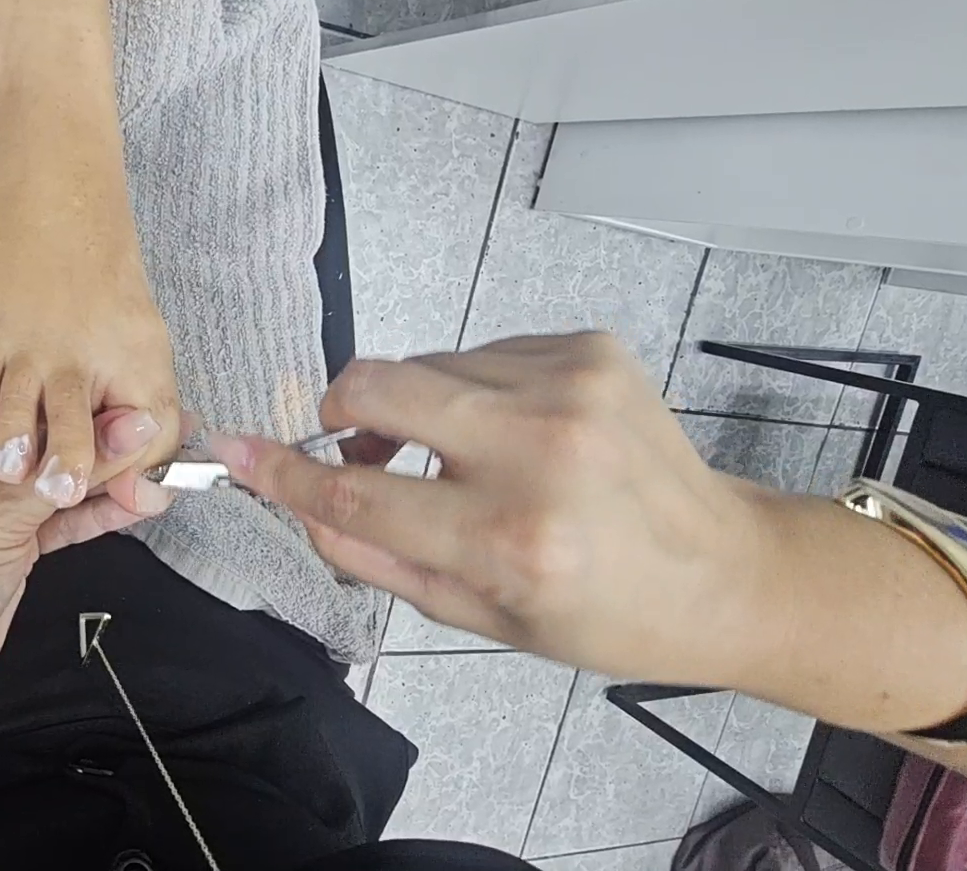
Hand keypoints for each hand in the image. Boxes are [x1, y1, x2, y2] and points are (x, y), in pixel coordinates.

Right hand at [0, 96, 181, 507]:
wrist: (45, 167)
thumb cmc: (100, 258)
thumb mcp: (144, 330)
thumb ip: (146, 406)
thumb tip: (137, 481)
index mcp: (112, 357)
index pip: (102, 452)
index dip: (91, 478)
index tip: (75, 481)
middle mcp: (52, 350)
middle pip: (34, 448)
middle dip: (35, 476)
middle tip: (27, 477)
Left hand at [0, 407, 175, 717]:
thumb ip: (73, 468)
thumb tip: (139, 422)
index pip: (31, 401)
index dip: (91, 401)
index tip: (147, 397)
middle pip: (53, 441)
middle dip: (111, 441)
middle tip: (175, 431)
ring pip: (63, 481)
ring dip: (114, 481)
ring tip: (172, 465)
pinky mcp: (14, 541)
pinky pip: (63, 518)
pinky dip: (100, 513)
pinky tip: (141, 501)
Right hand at [208, 332, 775, 688]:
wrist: (732, 571)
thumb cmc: (598, 612)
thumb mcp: (477, 619)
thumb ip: (373, 558)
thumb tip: (301, 502)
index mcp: (510, 538)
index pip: (356, 492)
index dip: (283, 470)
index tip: (233, 449)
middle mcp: (539, 449)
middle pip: (375, 386)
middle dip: (342, 408)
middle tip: (356, 440)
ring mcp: (567, 383)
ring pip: (421, 366)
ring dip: (414, 407)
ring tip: (458, 451)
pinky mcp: (586, 346)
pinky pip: (474, 354)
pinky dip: (467, 390)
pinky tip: (512, 428)